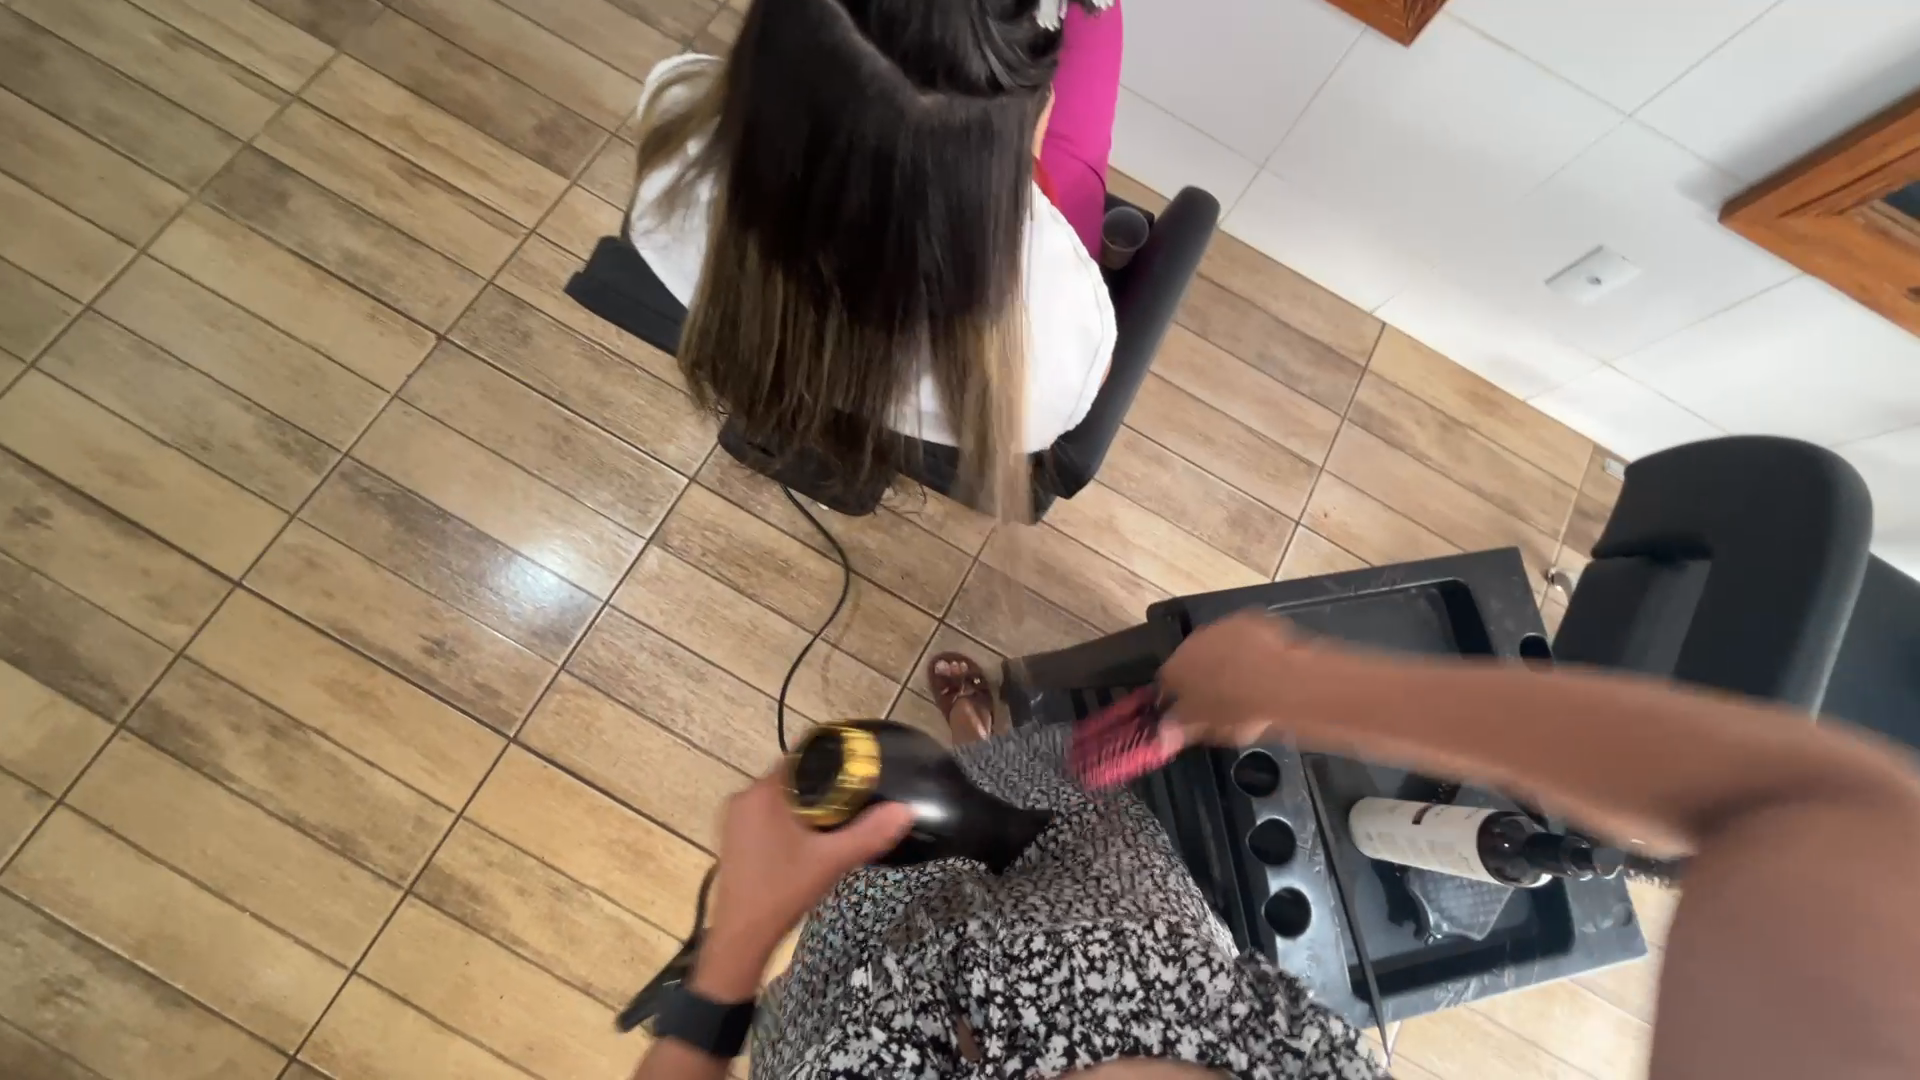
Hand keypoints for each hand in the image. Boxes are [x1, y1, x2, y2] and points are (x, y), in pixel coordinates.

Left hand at [693, 772, 913, 998]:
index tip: (857, 771)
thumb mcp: (832, 861)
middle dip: (822, 786)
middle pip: (793, 777)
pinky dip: (789, 818)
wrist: (741, 940)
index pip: (802, 758)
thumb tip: (907, 810)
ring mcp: (734, 818)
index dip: (832, 761)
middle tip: (853, 799)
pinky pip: (768, 813)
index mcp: (763, 792)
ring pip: (781, 797)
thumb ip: (869, 833)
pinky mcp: (733, 837)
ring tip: (837, 817)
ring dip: (806, 804)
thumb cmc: (783, 892)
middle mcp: (744, 797)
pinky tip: (810, 837)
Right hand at [1159, 613, 1310, 746]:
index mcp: (1174, 670)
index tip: (1188, 711)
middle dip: (1201, 675)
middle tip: (1219, 699)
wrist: (1282, 682)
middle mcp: (1191, 642)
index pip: (1165, 683)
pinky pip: (1243, 635)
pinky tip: (1262, 665)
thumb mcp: (1206, 728)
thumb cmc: (1238, 710)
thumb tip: (1163, 737)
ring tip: (1244, 682)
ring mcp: (1221, 627)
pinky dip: (1248, 647)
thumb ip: (1179, 729)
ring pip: (1216, 645)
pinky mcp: (1250, 618)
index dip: (1176, 698)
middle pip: (1190, 660)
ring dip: (1224, 659)